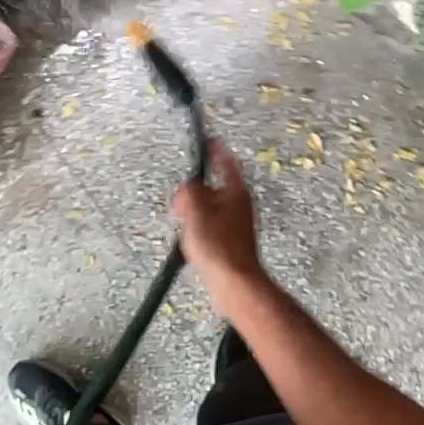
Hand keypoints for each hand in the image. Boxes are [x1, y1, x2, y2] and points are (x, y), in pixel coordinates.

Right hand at [172, 140, 267, 301]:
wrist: (234, 282)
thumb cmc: (218, 248)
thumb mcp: (197, 212)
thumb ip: (191, 192)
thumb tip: (189, 186)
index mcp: (236, 192)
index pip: (226, 163)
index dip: (216, 152)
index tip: (211, 142)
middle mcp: (241, 206)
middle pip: (217, 188)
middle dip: (197, 190)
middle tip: (182, 199)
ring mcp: (238, 224)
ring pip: (214, 208)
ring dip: (197, 211)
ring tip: (185, 222)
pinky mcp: (232, 240)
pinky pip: (213, 225)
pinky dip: (201, 227)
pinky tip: (193, 240)